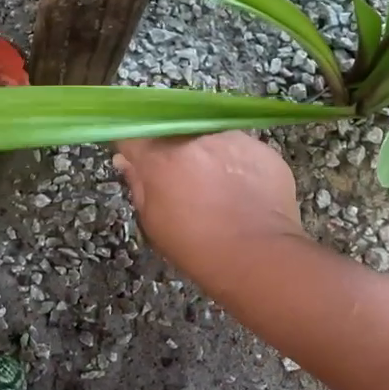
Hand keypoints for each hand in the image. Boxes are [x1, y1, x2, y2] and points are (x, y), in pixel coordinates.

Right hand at [114, 131, 306, 294]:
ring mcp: (230, 139)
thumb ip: (137, 185)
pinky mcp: (262, 148)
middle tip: (183, 180)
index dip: (134, 147)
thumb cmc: (197, 247)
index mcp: (159, 157)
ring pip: (210, 138)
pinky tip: (244, 190)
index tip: (137, 159)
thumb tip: (126, 161)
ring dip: (208, 154)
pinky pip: (241, 149)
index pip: (134, 135)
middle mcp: (193, 138)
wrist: (259, 257)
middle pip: (174, 132)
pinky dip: (238, 164)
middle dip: (173, 150)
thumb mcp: (153, 222)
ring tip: (219, 186)